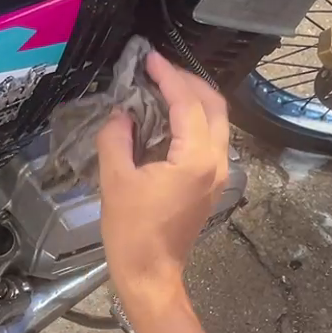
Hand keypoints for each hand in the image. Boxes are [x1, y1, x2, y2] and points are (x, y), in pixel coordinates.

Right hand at [97, 51, 230, 322]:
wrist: (150, 273)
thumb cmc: (131, 231)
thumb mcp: (114, 180)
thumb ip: (116, 139)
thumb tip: (120, 113)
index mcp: (195, 158)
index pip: (187, 103)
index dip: (168, 76)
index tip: (149, 59)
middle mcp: (216, 161)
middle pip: (214, 105)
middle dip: (187, 81)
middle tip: (157, 70)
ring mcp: (217, 173)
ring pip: (216, 121)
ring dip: (192, 99)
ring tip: (161, 88)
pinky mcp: (210, 183)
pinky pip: (210, 138)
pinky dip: (192, 120)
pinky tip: (166, 118)